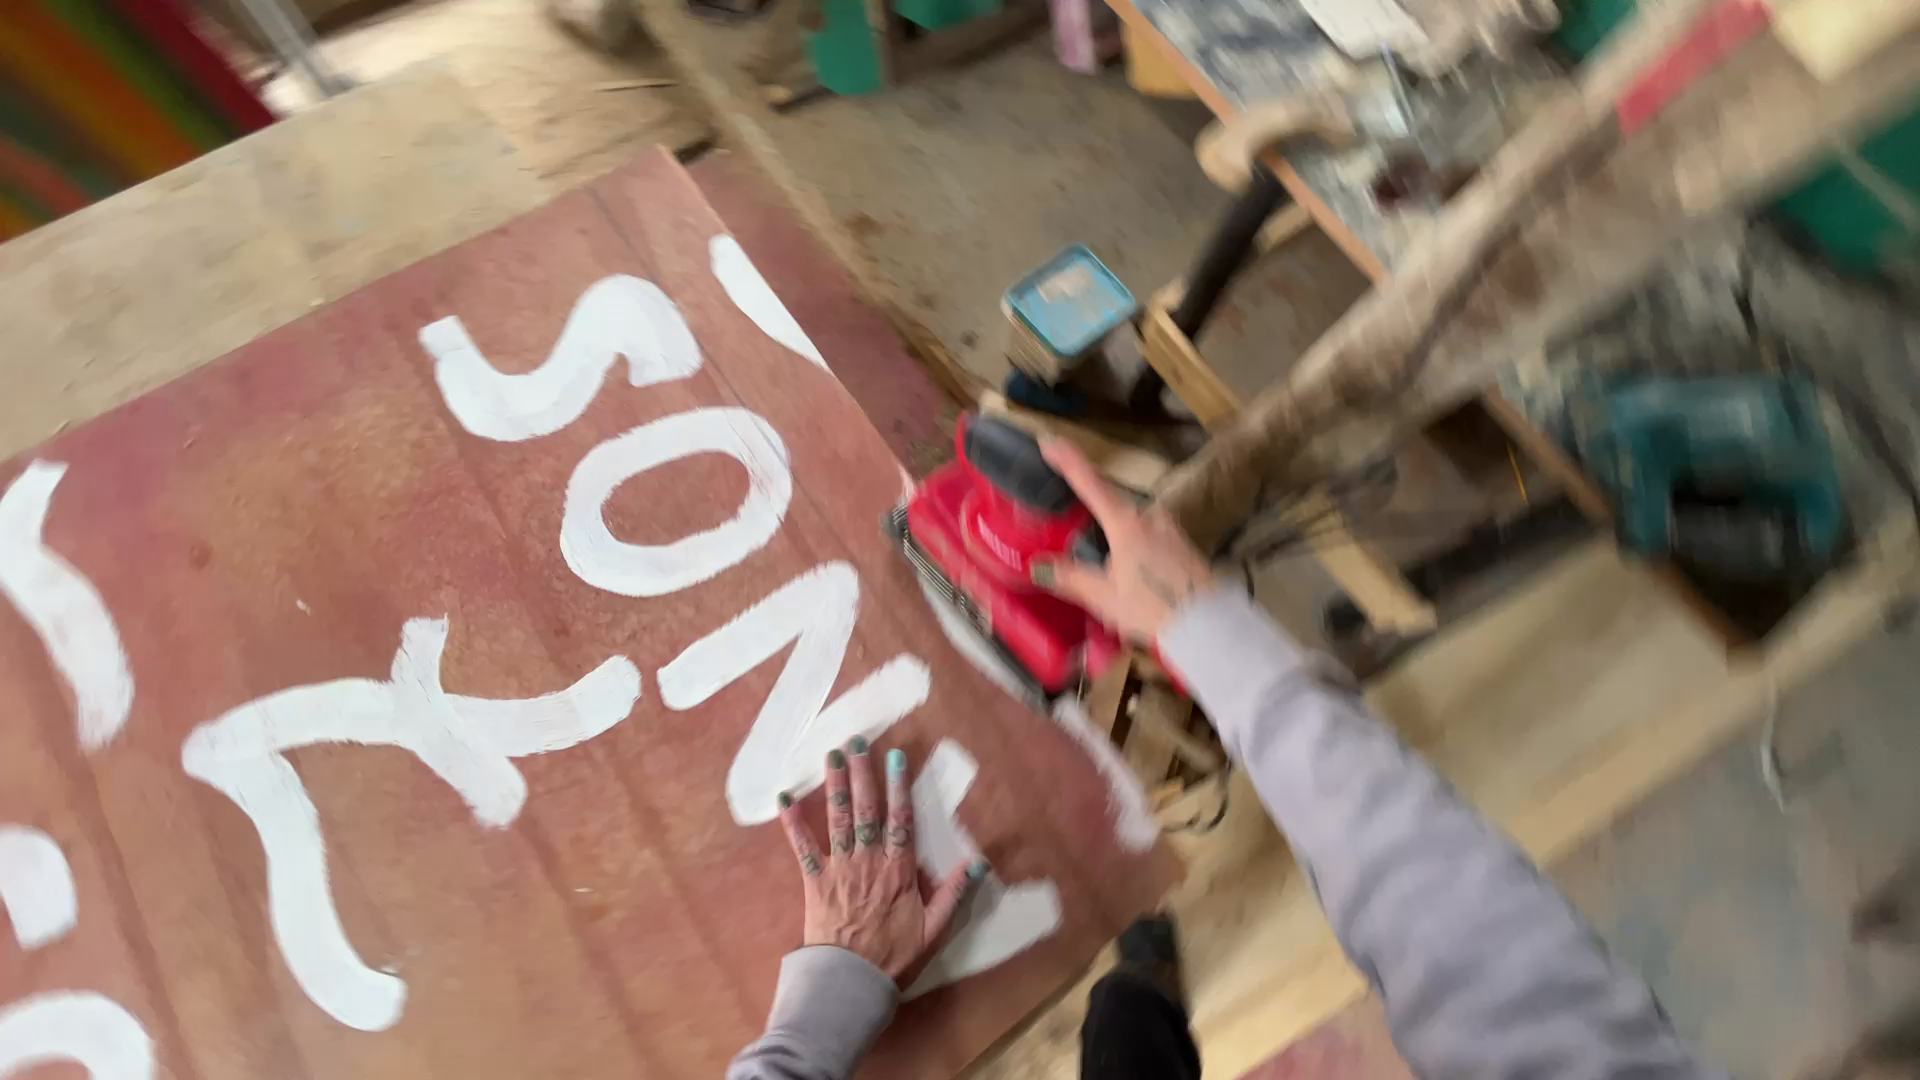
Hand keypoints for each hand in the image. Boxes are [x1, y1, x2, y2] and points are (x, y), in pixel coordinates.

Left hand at [777, 738, 985, 982]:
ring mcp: (839, 869)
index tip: (896, 756)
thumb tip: (978, 861)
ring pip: (838, 819)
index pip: (900, 819)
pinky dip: (792, 823)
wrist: (849, 986)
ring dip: (834, 785)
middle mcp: (868, 861)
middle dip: (862, 773)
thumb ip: (954, 893)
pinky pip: (802, 848)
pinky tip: (784, 798)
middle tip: (858, 741)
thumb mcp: (933, 929)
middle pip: (866, 809)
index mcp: (898, 870)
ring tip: (832, 755)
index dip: (899, 786)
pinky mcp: (814, 881)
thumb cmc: (893, 956)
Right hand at [1029, 438, 1215, 643]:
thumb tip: (1038, 566)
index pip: (1091, 484)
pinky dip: (1133, 544)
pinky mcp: (1183, 544)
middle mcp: (1150, 517)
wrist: (1209, 626)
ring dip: (1114, 533)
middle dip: (1091, 509)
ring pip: (1131, 521)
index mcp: (1126, 524)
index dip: (1069, 462)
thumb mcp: (1104, 596)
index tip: (1050, 442)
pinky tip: (1130, 571)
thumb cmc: (1152, 609)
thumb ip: (1070, 577)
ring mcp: (1170, 529)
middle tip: (1069, 519)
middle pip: (1112, 503)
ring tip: (1102, 561)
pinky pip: (1149, 535)